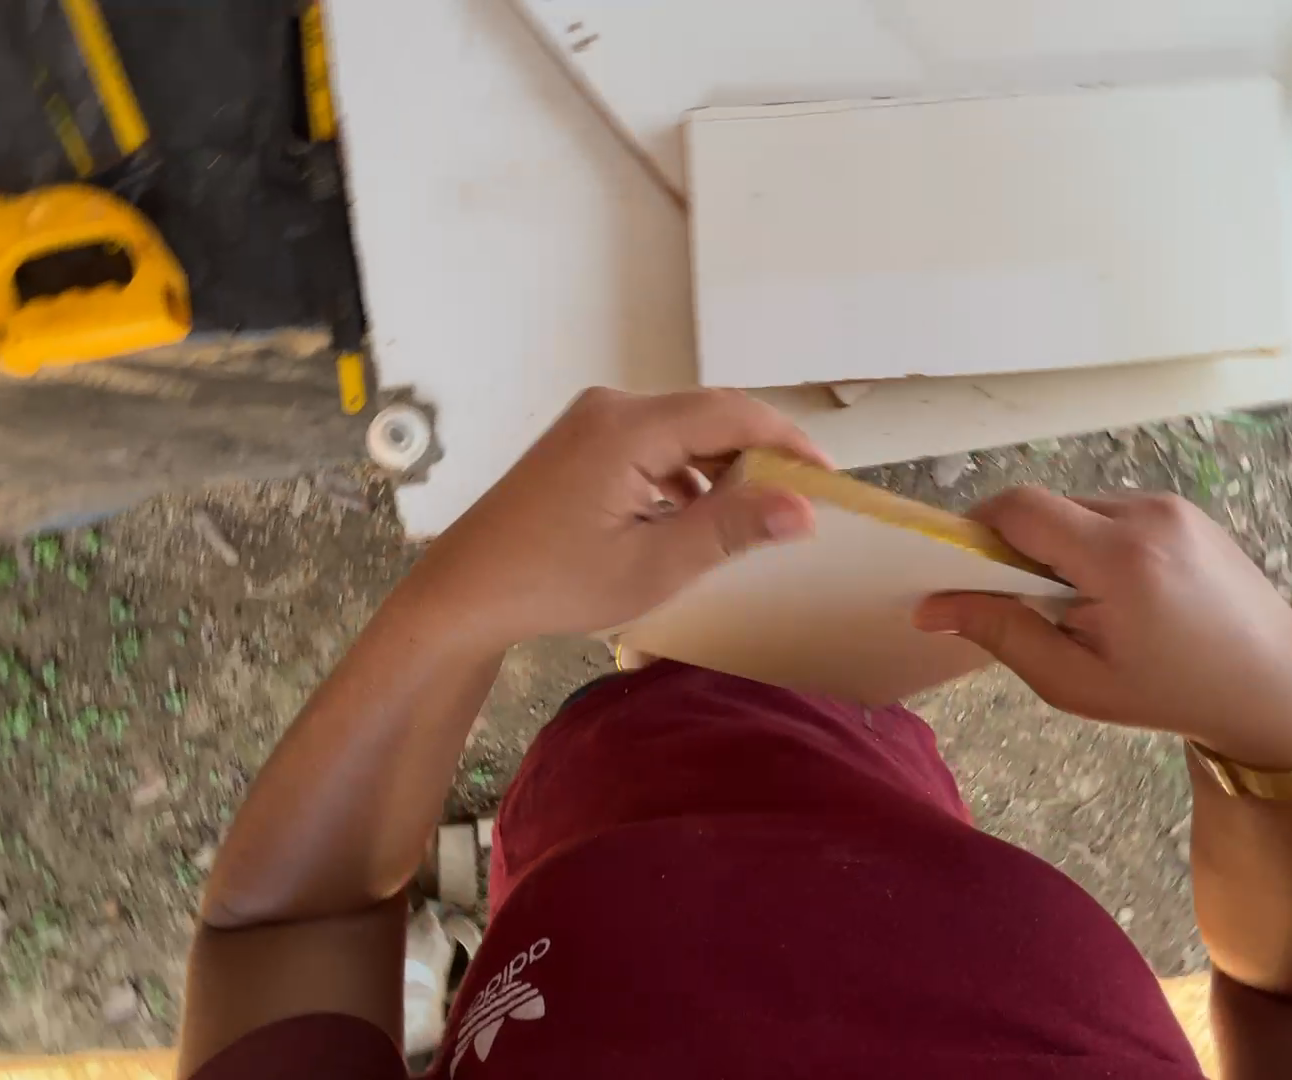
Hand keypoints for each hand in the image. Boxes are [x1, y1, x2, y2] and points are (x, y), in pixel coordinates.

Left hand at [405, 388, 828, 648]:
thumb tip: (803, 507)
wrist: (465, 591)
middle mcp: (611, 407)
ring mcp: (591, 421)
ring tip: (747, 516)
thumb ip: (729, 529)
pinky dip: (682, 473)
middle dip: (756, 456)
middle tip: (793, 503)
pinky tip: (690, 515)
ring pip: (680, 430)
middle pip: (707, 416)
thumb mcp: (652, 565)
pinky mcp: (580, 441)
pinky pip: (650, 445)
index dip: (788, 442)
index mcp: (629, 427)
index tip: (826, 479)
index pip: (733, 413)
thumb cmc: (555, 584)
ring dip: (719, 467)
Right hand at [913, 489, 1291, 769]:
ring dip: (1050, 541)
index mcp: (1121, 558)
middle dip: (1013, 542)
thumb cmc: (1168, 694)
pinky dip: (1084, 538)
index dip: (976, 527)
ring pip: (1071, 505)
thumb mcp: (1073, 681)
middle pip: (1042, 505)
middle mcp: (1147, 515)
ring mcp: (1170, 506)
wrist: (1280, 689)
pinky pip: (1104, 510)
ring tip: (1069, 595)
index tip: (963, 566)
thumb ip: (1000, 634)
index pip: (1019, 508)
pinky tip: (1105, 584)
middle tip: (1018, 595)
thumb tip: (928, 607)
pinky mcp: (1182, 509)